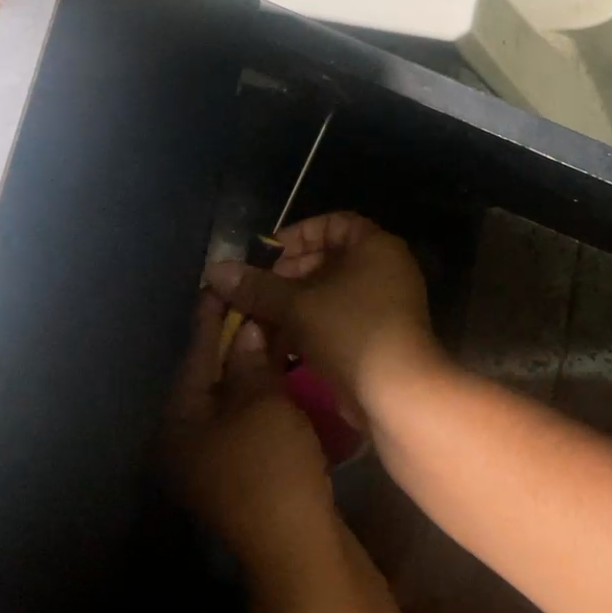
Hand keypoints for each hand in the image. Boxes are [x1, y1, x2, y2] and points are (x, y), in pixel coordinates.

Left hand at [164, 292, 336, 565]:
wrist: (292, 539)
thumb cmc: (270, 466)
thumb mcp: (262, 406)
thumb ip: (251, 364)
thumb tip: (246, 330)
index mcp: (180, 421)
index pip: (195, 354)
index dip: (211, 316)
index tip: (221, 280)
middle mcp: (186, 438)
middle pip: (208, 376)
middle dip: (232, 339)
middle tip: (256, 300)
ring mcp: (212, 458)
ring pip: (230, 396)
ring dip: (251, 364)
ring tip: (275, 329)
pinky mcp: (241, 469)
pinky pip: (246, 415)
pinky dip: (262, 391)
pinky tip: (285, 375)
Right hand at [204, 212, 447, 415]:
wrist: (395, 389)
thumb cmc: (350, 329)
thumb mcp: (297, 304)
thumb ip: (257, 286)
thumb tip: (216, 269)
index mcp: (376, 246)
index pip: (334, 223)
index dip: (297, 235)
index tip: (264, 256)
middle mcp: (384, 269)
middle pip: (328, 260)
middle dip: (285, 276)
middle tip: (253, 294)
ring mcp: (381, 304)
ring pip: (328, 295)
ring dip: (290, 306)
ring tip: (254, 323)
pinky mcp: (373, 335)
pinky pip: (336, 320)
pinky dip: (307, 327)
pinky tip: (275, 346)